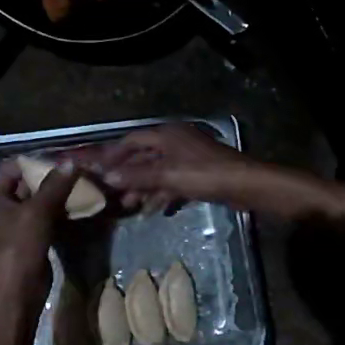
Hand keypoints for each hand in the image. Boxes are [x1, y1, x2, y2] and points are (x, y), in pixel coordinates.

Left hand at [0, 159, 76, 305]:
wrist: (18, 290)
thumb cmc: (20, 246)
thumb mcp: (37, 212)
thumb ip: (54, 186)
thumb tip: (70, 163)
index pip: (9, 168)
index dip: (31, 162)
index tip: (56, 161)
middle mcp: (4, 210)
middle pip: (25, 185)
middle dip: (49, 178)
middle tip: (74, 172)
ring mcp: (17, 226)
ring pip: (38, 203)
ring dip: (57, 196)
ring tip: (80, 187)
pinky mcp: (31, 240)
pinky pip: (45, 219)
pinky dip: (59, 212)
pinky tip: (78, 209)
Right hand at [86, 124, 272, 214]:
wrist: (244, 184)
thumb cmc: (202, 174)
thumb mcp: (165, 175)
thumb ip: (135, 176)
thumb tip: (107, 177)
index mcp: (166, 134)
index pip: (132, 140)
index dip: (115, 154)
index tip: (100, 169)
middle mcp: (175, 141)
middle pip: (144, 157)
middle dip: (129, 176)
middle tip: (115, 194)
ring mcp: (187, 156)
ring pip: (158, 171)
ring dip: (144, 187)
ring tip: (131, 205)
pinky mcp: (197, 172)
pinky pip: (172, 180)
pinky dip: (162, 193)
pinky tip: (155, 209)